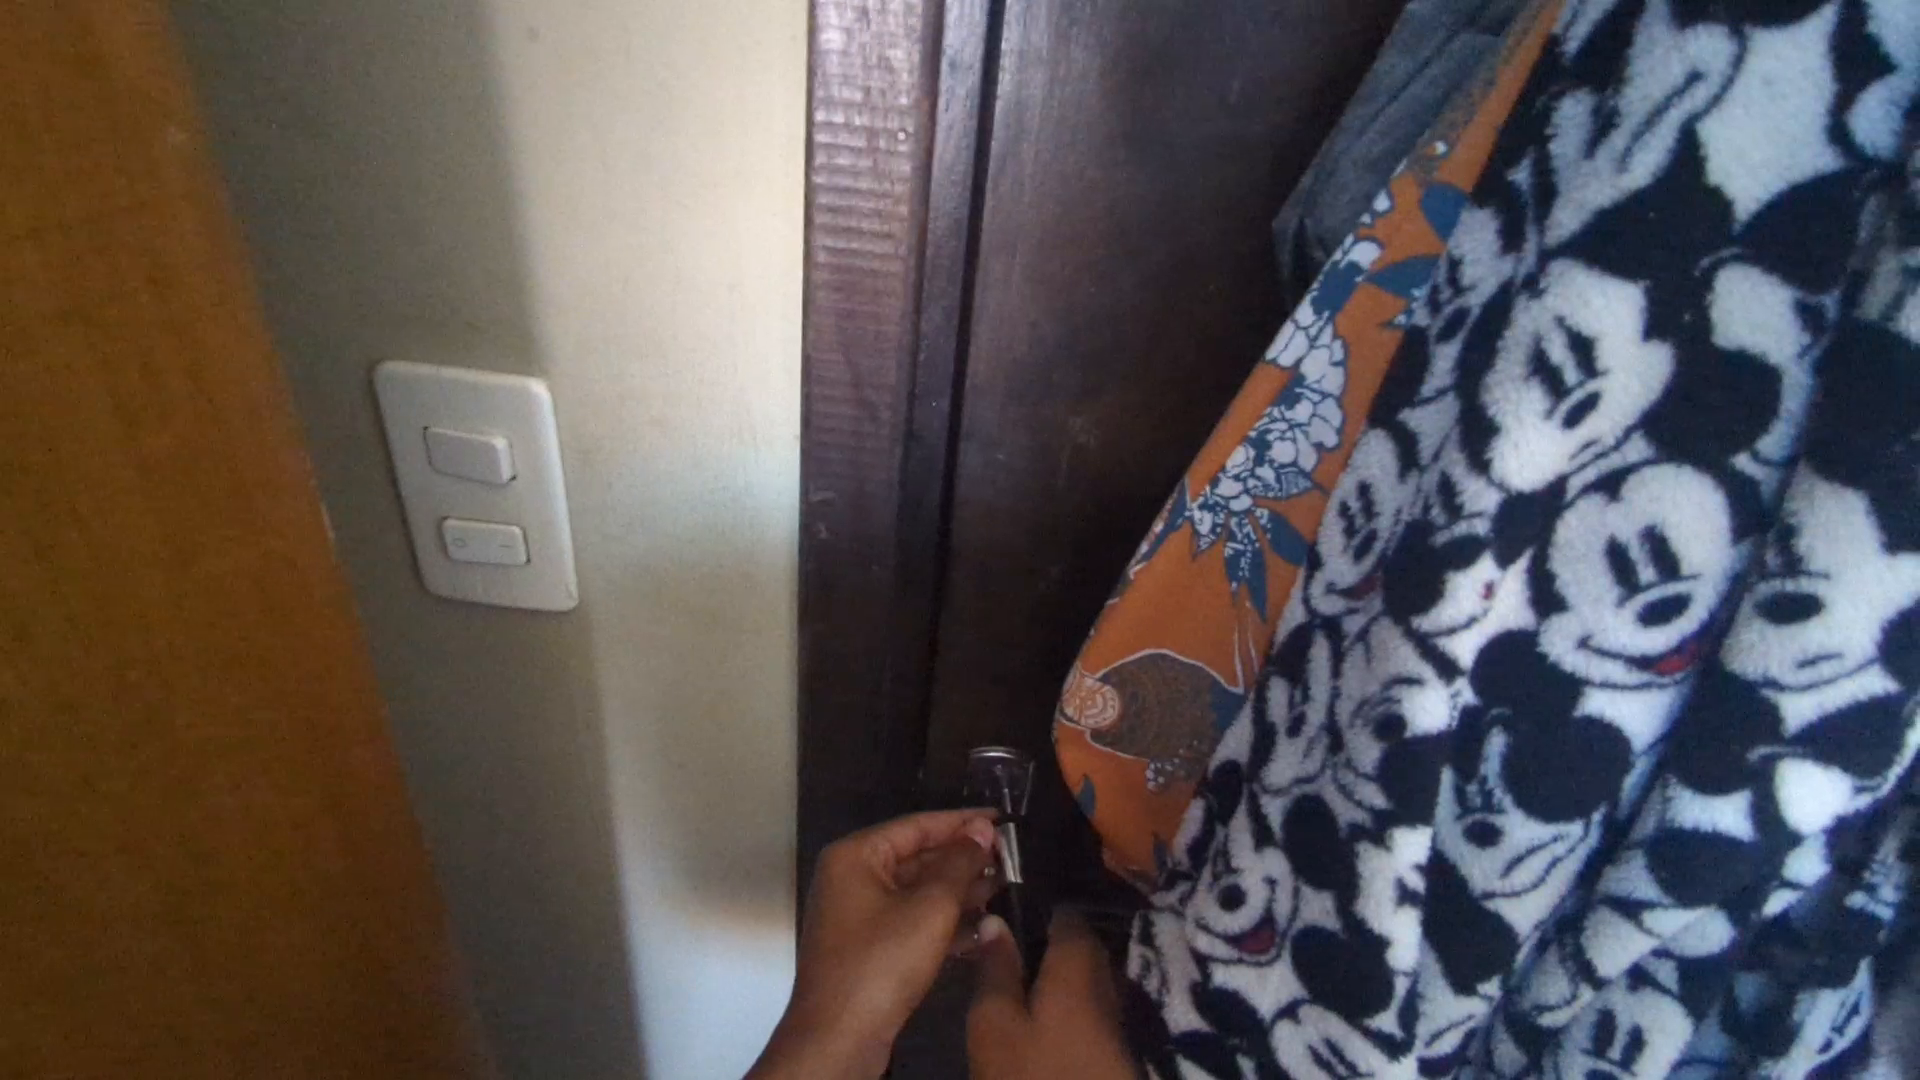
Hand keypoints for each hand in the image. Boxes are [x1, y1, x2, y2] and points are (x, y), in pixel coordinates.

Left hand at [748, 809, 1000, 1079]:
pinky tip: (981, 926)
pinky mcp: (869, 947)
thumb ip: (959, 863)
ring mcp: (859, 914)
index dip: (961, 821)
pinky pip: (911, 919)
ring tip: (1003, 886)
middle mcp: (853, 877)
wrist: (838, 1042)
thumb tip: (982, 827)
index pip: (917, 826)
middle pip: (917, 857)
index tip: (1000, 819)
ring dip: (958, 890)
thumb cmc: (881, 962)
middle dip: (962, 859)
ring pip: (917, 890)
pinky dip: (943, 920)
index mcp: (856, 855)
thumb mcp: (930, 908)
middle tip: (1008, 856)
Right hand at [967, 908, 1137, 1078]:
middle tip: (1010, 953)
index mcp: (1077, 963)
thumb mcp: (995, 1025)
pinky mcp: (1119, 1055)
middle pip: (1080, 946)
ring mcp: (1117, 1020)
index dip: (1037, 906)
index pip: (1065, 913)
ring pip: (1087, 981)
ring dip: (1060, 980)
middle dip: (1049, 944)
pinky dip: (1071, 1010)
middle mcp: (1106, 981)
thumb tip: (995, 919)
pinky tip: (1046, 1025)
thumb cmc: (1034, 1079)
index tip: (1009, 909)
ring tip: (1022, 989)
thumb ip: (995, 969)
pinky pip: (1092, 1012)